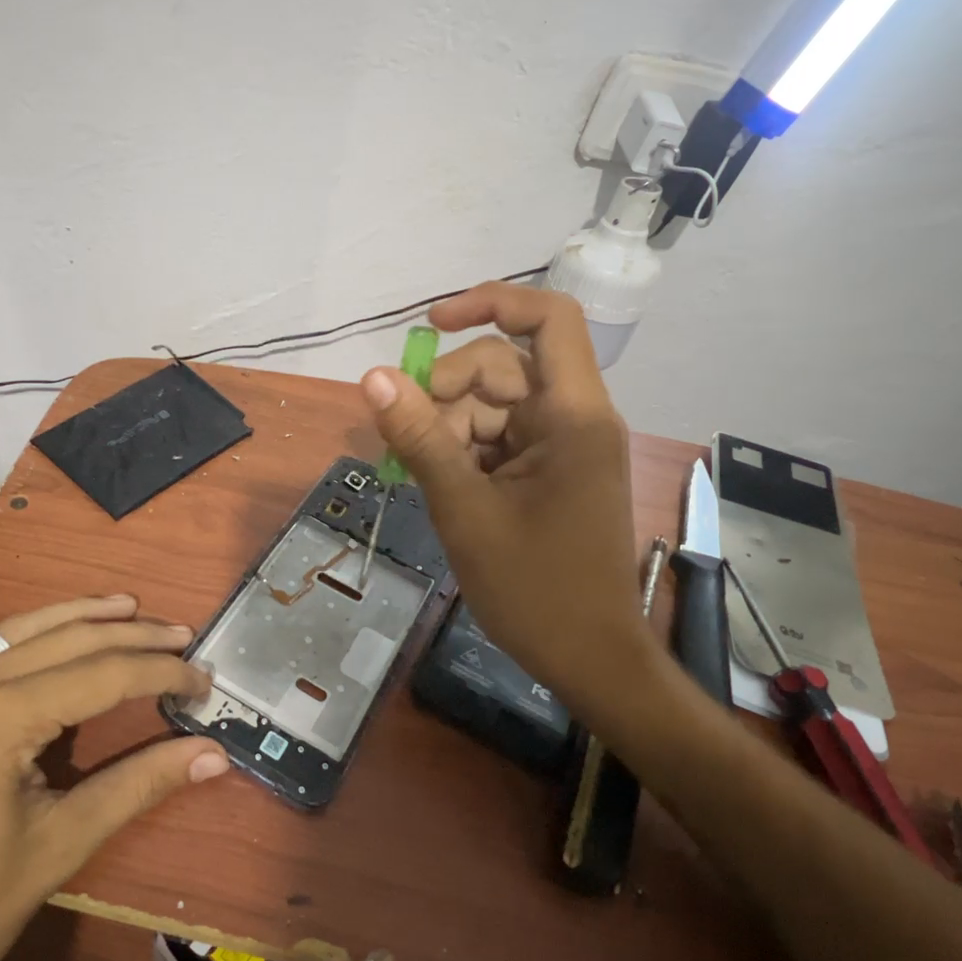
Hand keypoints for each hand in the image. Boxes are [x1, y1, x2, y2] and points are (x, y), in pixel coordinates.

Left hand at [0, 596, 229, 960]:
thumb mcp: (57, 847)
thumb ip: (137, 786)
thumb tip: (214, 753)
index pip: (101, 675)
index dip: (160, 673)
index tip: (204, 680)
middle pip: (60, 641)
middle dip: (128, 635)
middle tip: (178, 634)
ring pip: (6, 632)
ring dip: (69, 617)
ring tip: (121, 606)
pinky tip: (16, 638)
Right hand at [360, 282, 660, 719]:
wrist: (589, 658)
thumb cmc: (534, 588)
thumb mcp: (464, 510)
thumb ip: (419, 439)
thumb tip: (372, 377)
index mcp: (572, 415)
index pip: (548, 318)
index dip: (490, 302)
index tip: (430, 324)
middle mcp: (575, 418)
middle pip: (504, 366)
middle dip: (449, 392)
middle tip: (409, 441)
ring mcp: (565, 448)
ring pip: (496, 406)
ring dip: (451, 429)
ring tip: (426, 478)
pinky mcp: (552, 474)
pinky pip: (501, 439)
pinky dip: (466, 453)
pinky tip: (442, 487)